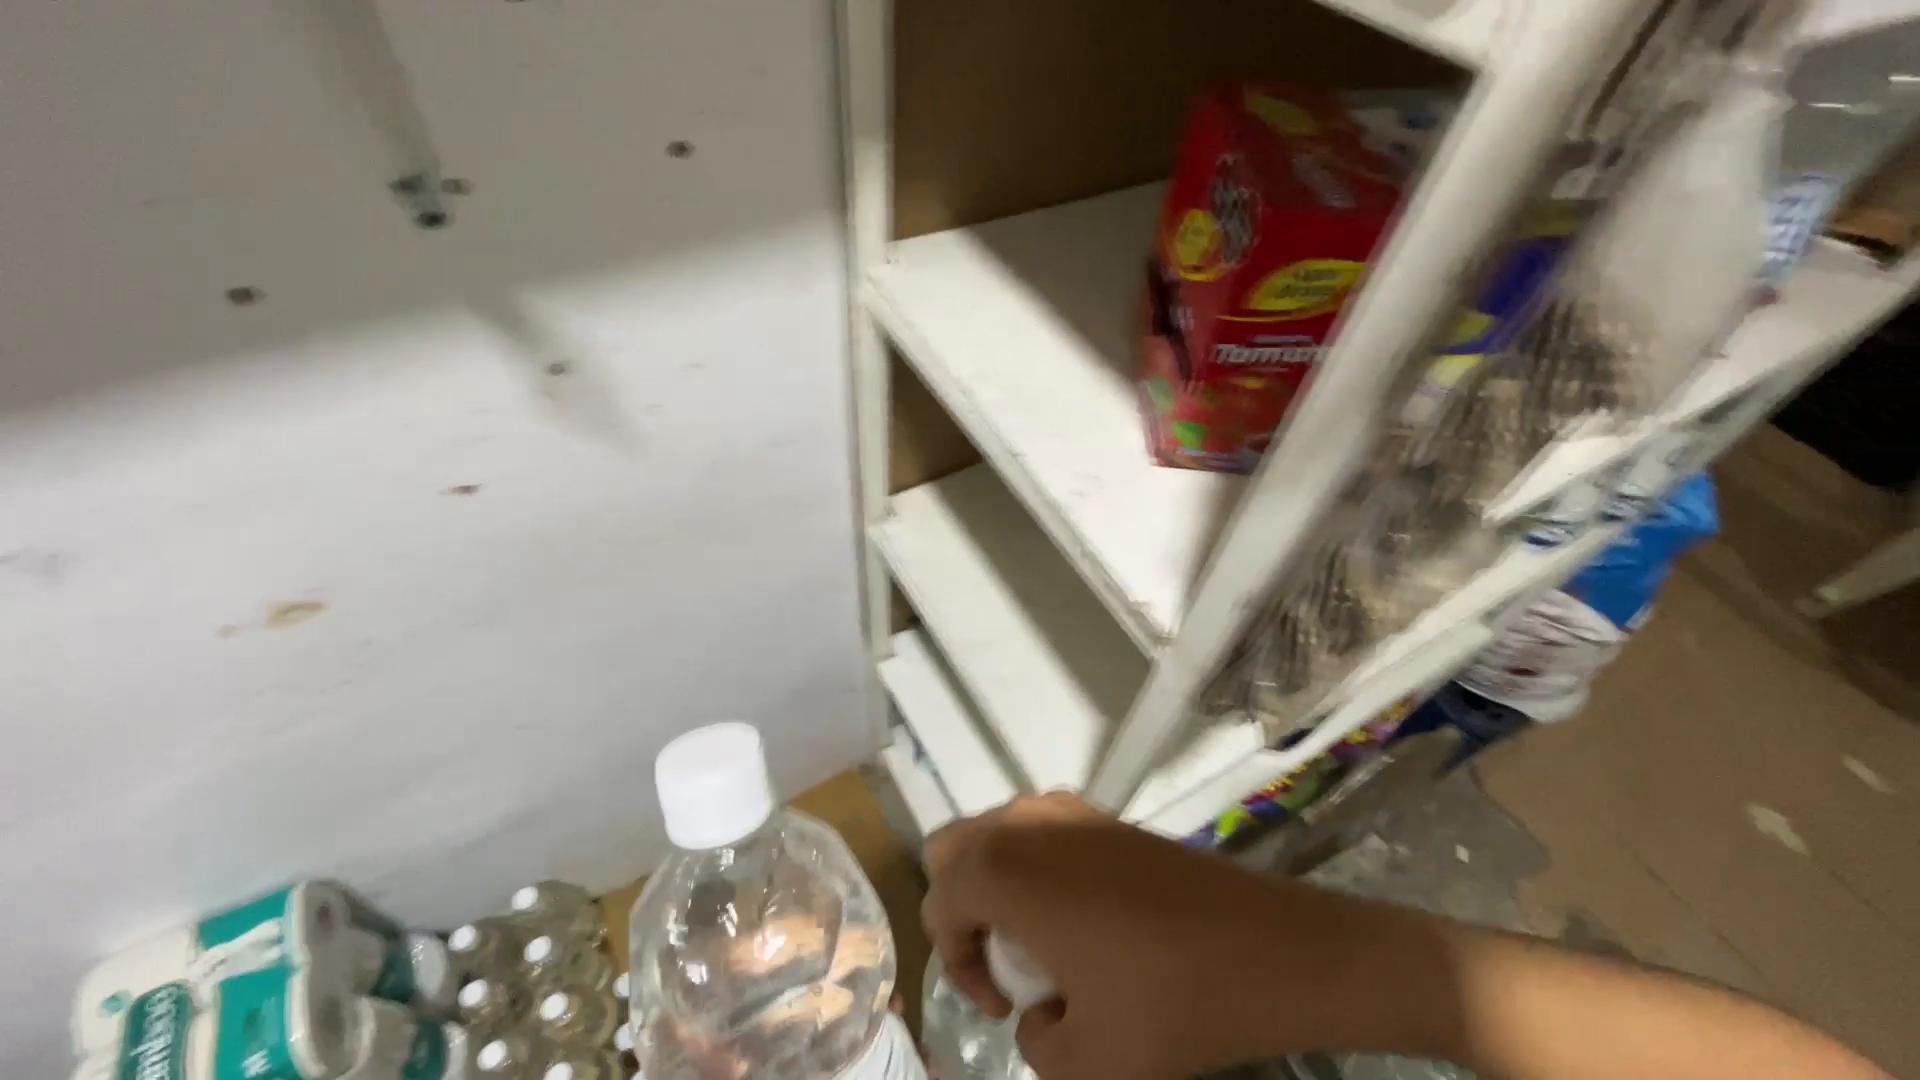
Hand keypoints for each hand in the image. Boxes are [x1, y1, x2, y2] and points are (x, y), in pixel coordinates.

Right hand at [920, 793, 1379, 1079]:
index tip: (1004, 1006)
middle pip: (955, 850)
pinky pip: (1042, 833)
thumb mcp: (1087, 1061)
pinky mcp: (1108, 816)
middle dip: (964, 909)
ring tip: (1046, 945)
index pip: (940, 903)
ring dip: (1000, 886)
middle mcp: (1028, 822)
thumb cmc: (1170, 1002)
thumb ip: (1034, 1043)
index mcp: (1005, 869)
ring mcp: (1071, 811)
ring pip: (999, 834)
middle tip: (1008, 963)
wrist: (1273, 949)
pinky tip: (1084, 920)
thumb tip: (1038, 1014)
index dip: (956, 964)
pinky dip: (1038, 870)